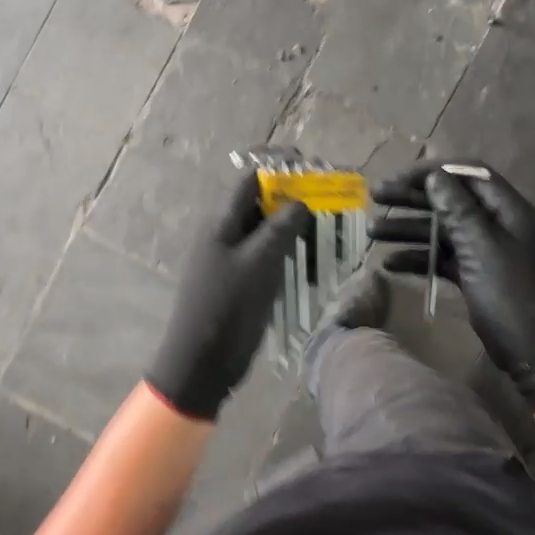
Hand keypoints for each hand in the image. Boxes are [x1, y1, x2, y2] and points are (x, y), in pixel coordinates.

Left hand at [146, 172, 310, 419]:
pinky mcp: (241, 284)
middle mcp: (225, 235)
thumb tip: (301, 201)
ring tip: (330, 235)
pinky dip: (289, 256)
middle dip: (295, 202)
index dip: (282, 171)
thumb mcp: (259, 263)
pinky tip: (313, 265)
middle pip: (261, 205)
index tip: (316, 174)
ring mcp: (232, 260)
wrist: (202, 363)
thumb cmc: (227, 309)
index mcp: (221, 222)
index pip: (251, 180)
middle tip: (332, 208)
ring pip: (267, 233)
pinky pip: (267, 259)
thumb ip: (280, 227)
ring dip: (295, 231)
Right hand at [371, 161, 534, 410]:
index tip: (397, 177)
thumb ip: (459, 211)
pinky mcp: (477, 278)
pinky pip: (444, 260)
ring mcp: (487, 253)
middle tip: (375, 198)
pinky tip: (391, 265)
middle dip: (412, 199)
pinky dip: (419, 259)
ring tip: (372, 234)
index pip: (468, 174)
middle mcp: (498, 225)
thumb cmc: (514, 297)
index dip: (432, 171)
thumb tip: (435, 176)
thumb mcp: (483, 249)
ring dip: (409, 230)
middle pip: (450, 201)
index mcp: (508, 211)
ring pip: (443, 231)